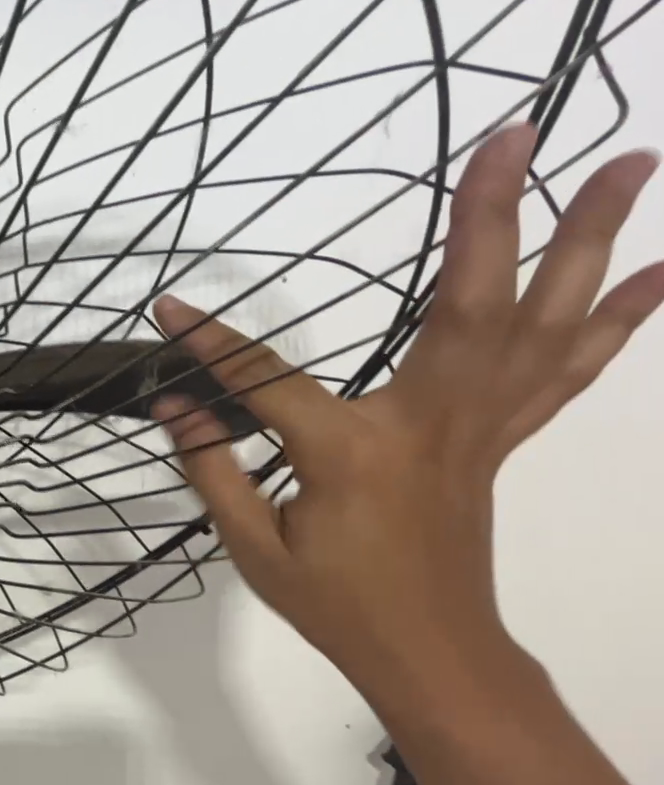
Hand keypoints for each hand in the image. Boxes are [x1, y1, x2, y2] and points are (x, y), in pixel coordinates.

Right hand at [151, 123, 663, 697]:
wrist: (428, 648)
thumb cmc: (332, 601)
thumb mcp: (252, 543)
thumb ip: (214, 468)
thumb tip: (172, 408)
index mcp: (352, 452)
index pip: (265, 381)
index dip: (210, 346)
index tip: (170, 309)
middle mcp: (432, 424)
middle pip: (470, 307)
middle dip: (496, 217)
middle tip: (519, 136)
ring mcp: (481, 429)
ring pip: (541, 323)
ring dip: (586, 240)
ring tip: (626, 162)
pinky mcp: (501, 441)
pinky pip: (568, 372)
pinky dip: (616, 318)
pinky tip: (652, 268)